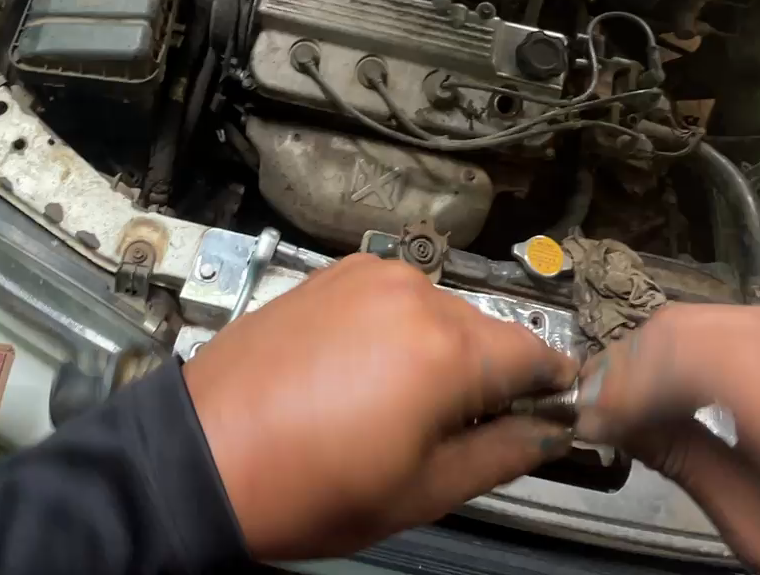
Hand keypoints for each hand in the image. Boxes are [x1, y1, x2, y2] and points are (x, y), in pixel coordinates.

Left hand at [182, 253, 575, 559]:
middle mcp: (413, 292)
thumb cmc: (310, 483)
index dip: (550, 384)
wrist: (207, 449)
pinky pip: (395, 294)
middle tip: (460, 424)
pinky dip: (401, 325)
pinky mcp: (335, 270)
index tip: (551, 406)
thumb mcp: (422, 490)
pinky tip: (368, 366)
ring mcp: (369, 273)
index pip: (533, 351)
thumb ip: (503, 452)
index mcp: (445, 347)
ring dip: (441, 347)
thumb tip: (550, 429)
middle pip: (485, 329)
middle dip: (489, 372)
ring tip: (400, 400)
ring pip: (439, 309)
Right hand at [575, 303, 759, 574]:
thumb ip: (686, 466)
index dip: (616, 383)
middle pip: (674, 328)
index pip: (673, 359)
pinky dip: (683, 347)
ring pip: (692, 317)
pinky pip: (721, 320)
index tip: (584, 417)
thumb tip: (616, 423)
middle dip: (624, 365)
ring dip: (649, 354)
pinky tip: (675, 383)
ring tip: (630, 399)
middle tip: (597, 408)